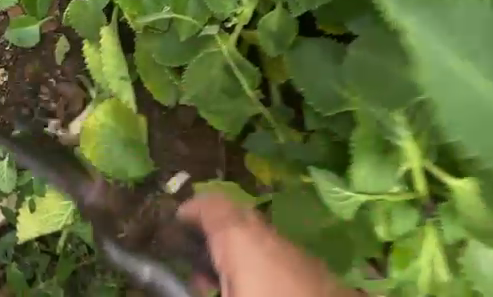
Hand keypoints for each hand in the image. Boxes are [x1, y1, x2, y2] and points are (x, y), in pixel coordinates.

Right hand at [180, 194, 356, 296]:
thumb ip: (201, 286)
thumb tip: (190, 280)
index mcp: (239, 239)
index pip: (210, 205)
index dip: (190, 210)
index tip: (175, 225)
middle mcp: (266, 235)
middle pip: (235, 217)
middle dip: (213, 232)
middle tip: (196, 261)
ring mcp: (295, 253)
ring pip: (259, 237)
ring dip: (239, 252)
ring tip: (225, 284)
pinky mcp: (317, 273)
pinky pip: (279, 257)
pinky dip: (262, 266)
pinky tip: (259, 290)